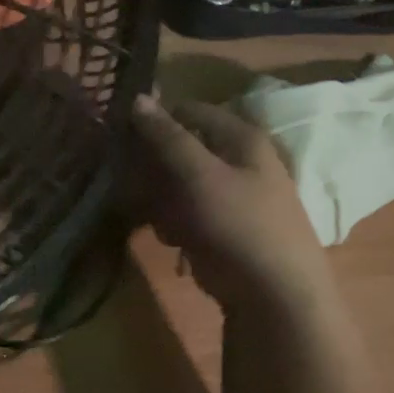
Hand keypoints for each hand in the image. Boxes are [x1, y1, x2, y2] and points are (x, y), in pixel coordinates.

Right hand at [127, 95, 333, 315]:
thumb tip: (137, 97)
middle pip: (181, 148)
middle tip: (131, 184)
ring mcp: (233, 196)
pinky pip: (186, 213)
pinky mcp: (224, 227)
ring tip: (155, 218)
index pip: (188, 111)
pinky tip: (169, 238)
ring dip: (159, 199)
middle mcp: (240, 161)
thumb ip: (167, 137)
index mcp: (242, 138)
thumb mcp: (198, 175)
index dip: (154, 120)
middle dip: (153, 167)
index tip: (119, 138)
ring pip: (178, 183)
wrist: (274, 296)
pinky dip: (173, 222)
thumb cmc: (238, 225)